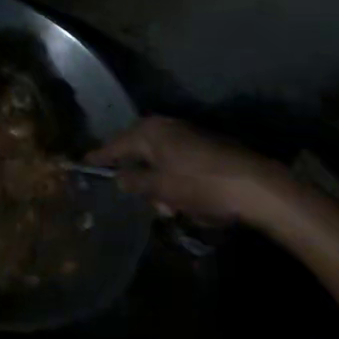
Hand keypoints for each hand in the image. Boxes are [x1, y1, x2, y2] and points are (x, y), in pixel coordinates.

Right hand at [88, 117, 291, 224]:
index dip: (99, 157)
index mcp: (149, 131)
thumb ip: (133, 181)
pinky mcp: (205, 150)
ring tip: (181, 210)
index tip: (82, 163)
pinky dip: (180, 186)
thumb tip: (119, 177)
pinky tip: (195, 204)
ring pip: (161, 165)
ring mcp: (186, 137)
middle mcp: (165, 127)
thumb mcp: (160, 188)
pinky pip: (179, 168)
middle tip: (156, 206)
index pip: (114, 145)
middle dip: (143, 184)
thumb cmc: (200, 185)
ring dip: (165, 189)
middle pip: (139, 156)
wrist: (256, 186)